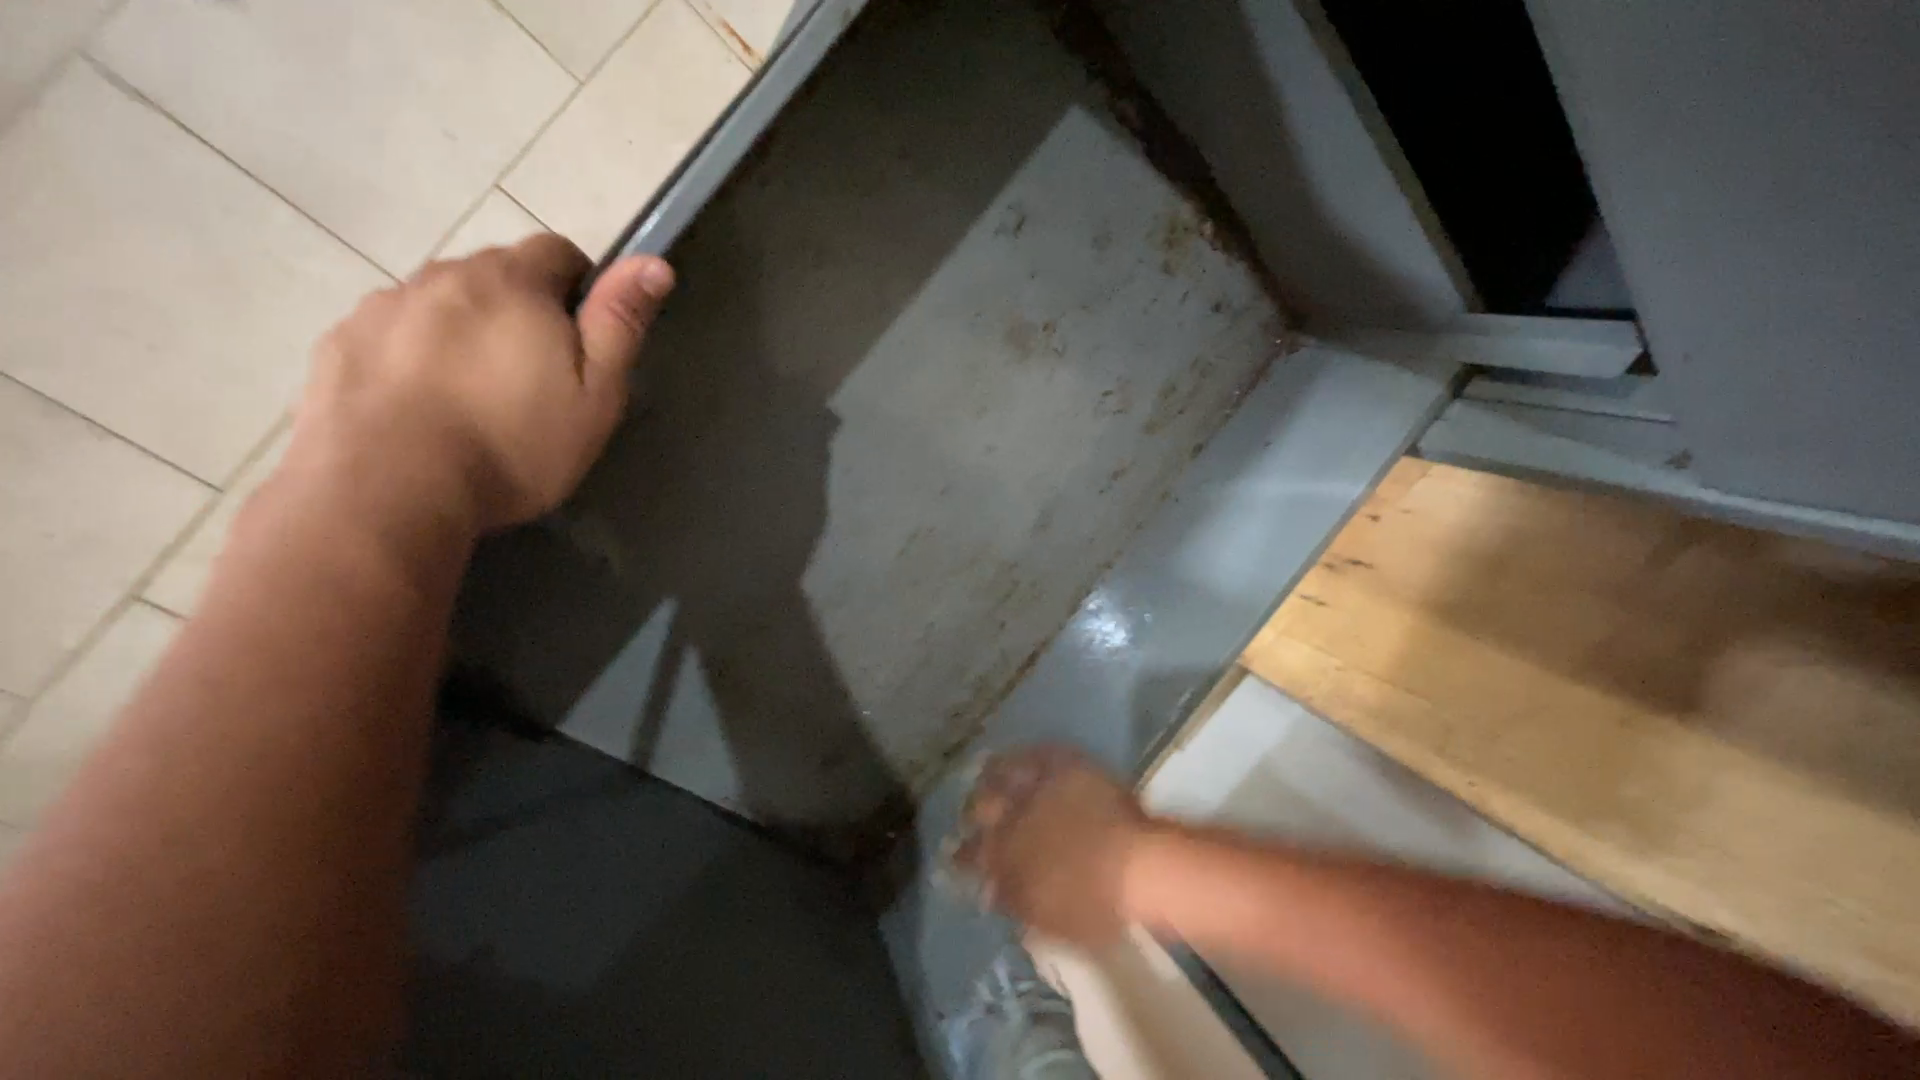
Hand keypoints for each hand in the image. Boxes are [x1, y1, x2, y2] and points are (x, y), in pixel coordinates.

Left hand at [285, 235, 674, 547]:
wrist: (389, 492)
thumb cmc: (512, 445)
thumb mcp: (594, 394)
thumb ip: (619, 323)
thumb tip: (654, 262)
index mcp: (511, 282)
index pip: (556, 251)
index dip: (578, 287)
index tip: (581, 338)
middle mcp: (443, 275)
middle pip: (494, 275)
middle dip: (519, 309)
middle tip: (531, 378)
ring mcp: (383, 306)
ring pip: (440, 303)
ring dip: (463, 330)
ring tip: (472, 397)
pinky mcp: (339, 342)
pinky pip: (391, 333)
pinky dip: (412, 355)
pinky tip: (420, 408)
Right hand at [953, 745, 1151, 946]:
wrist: (1139, 869)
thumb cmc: (1097, 910)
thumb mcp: (1048, 920)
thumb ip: (1015, 903)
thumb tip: (992, 892)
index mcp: (1004, 860)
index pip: (969, 855)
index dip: (962, 856)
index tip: (958, 857)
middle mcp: (1011, 819)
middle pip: (978, 808)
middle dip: (973, 811)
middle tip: (975, 813)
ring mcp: (1037, 790)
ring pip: (999, 775)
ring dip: (991, 777)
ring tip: (987, 773)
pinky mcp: (1065, 768)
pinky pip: (1036, 755)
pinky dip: (1025, 756)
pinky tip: (1021, 755)